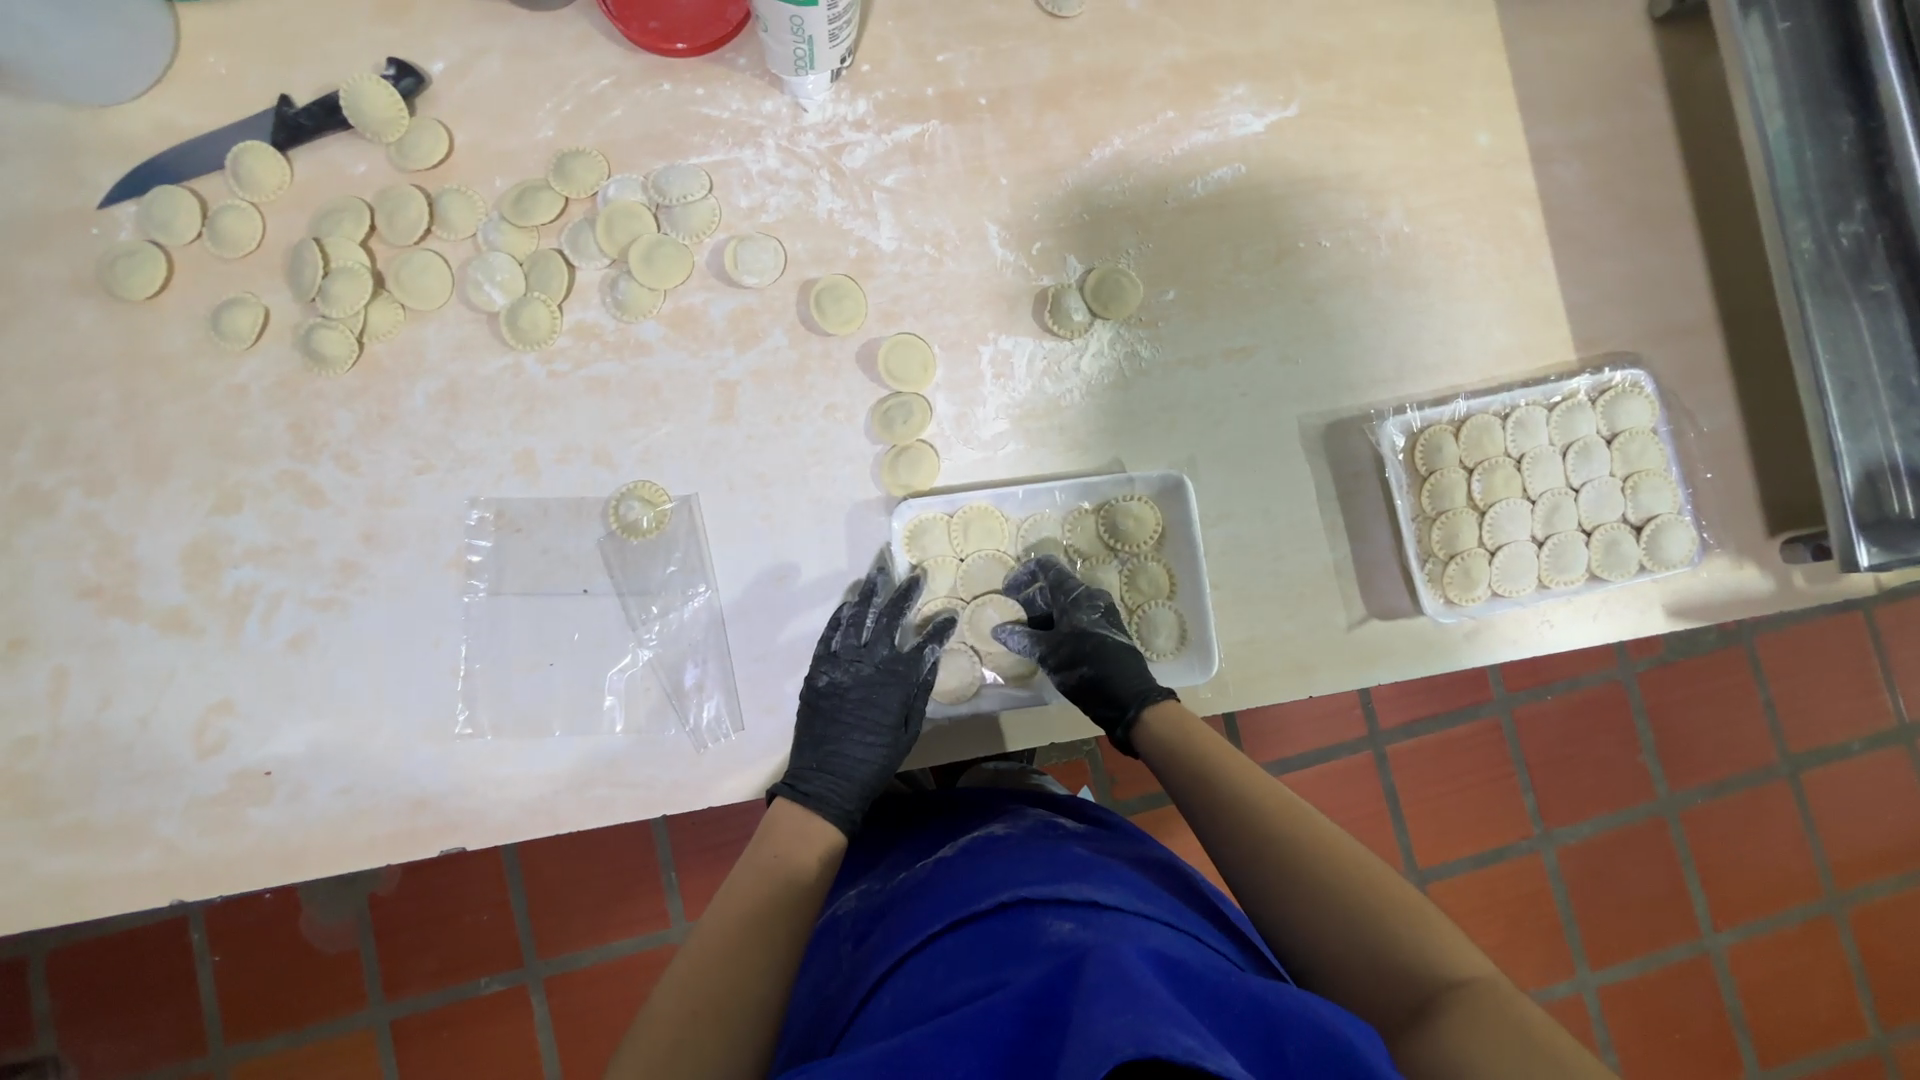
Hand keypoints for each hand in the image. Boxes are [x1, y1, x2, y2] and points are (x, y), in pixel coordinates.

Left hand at [768, 562, 957, 835]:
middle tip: (915, 574)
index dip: (938, 626)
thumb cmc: (875, 759)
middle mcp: (869, 664)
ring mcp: (840, 664)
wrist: (826, 780)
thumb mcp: (910, 729)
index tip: (949, 612)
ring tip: (879, 572)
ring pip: (857, 619)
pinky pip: (829, 635)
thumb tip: (932, 656)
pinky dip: (840, 616)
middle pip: (889, 620)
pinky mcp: (817, 669)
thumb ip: (920, 689)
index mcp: (896, 680)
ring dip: (869, 593)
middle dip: (904, 594)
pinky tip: (850, 600)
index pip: (923, 643)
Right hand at [991, 554, 1177, 756]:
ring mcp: (1099, 616)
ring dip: (1040, 619)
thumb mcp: (1048, 653)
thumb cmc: (1085, 666)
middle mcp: (1089, 598)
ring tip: (1022, 638)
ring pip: (1063, 608)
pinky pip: (1074, 622)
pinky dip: (1055, 629)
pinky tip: (1042, 648)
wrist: (1128, 697)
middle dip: (1028, 602)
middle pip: (1052, 589)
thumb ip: (1022, 638)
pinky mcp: (1104, 633)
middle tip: (1010, 621)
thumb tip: (997, 630)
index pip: (1046, 568)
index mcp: (1076, 594)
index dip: (1023, 574)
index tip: (1006, 592)